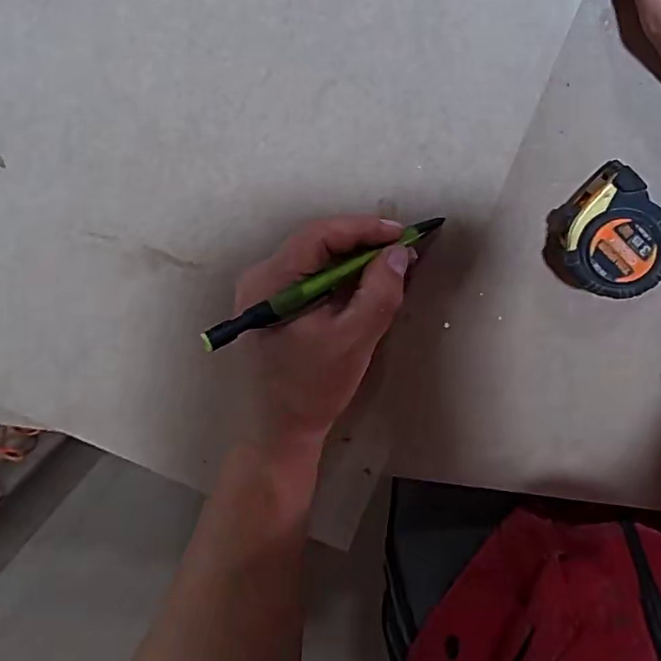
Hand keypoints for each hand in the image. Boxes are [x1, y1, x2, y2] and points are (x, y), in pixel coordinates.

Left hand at [231, 217, 411, 451]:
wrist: (279, 431)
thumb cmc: (313, 388)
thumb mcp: (353, 340)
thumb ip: (379, 293)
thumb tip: (398, 253)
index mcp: (269, 282)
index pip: (318, 236)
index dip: (362, 228)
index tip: (400, 233)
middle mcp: (260, 277)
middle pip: (315, 242)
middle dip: (361, 241)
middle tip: (400, 247)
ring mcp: (265, 289)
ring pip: (315, 256)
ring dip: (353, 255)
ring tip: (390, 261)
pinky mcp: (275, 302)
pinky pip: (311, 273)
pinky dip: (341, 272)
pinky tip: (367, 278)